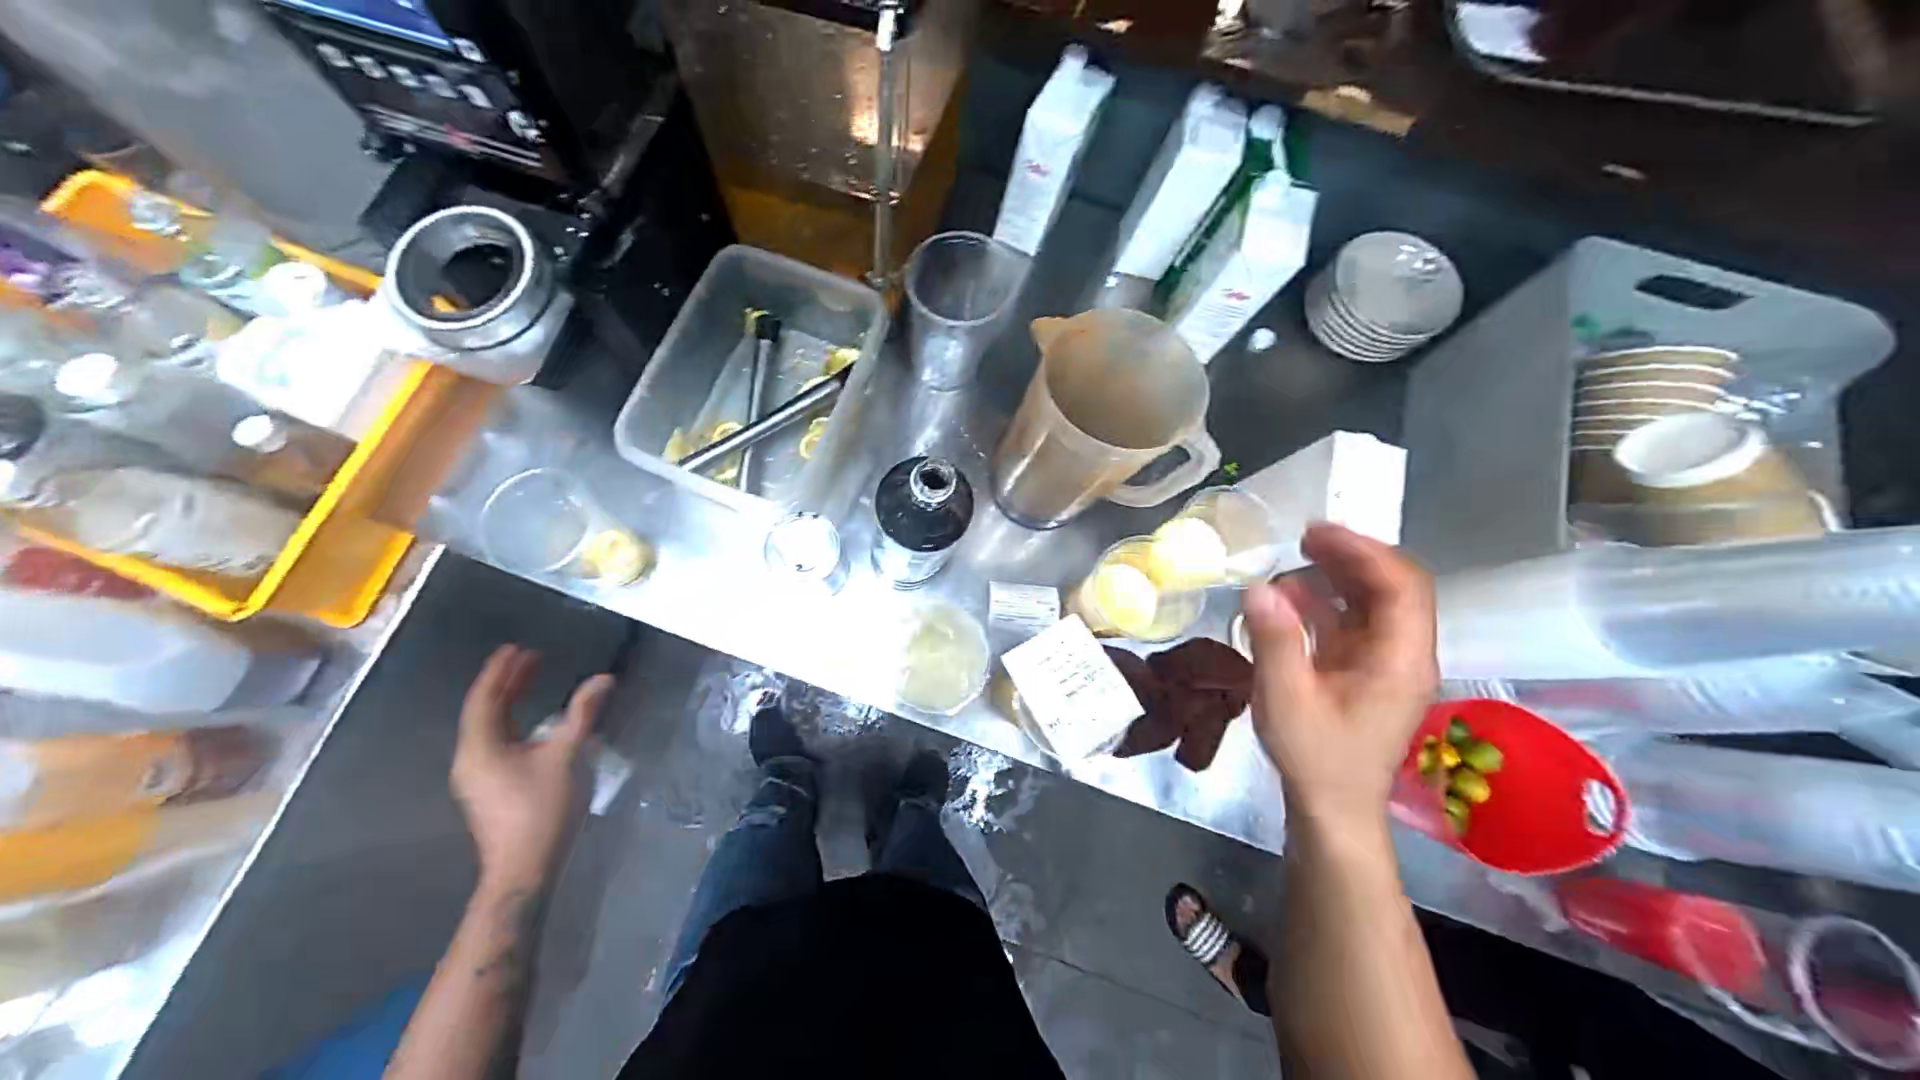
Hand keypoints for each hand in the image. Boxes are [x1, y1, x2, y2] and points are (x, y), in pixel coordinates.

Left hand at [452, 645, 614, 892]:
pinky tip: (533, 722)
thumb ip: (583, 714)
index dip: (500, 671)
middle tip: (530, 658)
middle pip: (485, 712)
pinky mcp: (489, 791)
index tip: (516, 648)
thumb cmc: (543, 809)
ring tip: (532, 681)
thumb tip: (603, 678)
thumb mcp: (568, 756)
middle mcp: (471, 759)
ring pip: (490, 729)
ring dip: (510, 702)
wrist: (526, 869)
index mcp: (480, 747)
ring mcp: (477, 778)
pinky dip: (513, 722)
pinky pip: (496, 743)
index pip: (485, 698)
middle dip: (507, 683)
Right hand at [1242, 524, 1436, 839]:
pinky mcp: (1368, 669)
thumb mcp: (1286, 699)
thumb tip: (1259, 588)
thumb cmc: (1316, 757)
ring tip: (1296, 558)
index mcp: (1401, 660)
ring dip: (1340, 575)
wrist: (1333, 807)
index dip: (1363, 552)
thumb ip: (1276, 640)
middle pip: (1395, 587)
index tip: (1317, 534)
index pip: (1402, 587)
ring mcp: (1388, 661)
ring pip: (1376, 601)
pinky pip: (1356, 621)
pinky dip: (1328, 601)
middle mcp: (1405, 654)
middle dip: (1352, 556)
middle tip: (1304, 538)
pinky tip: (1292, 597)